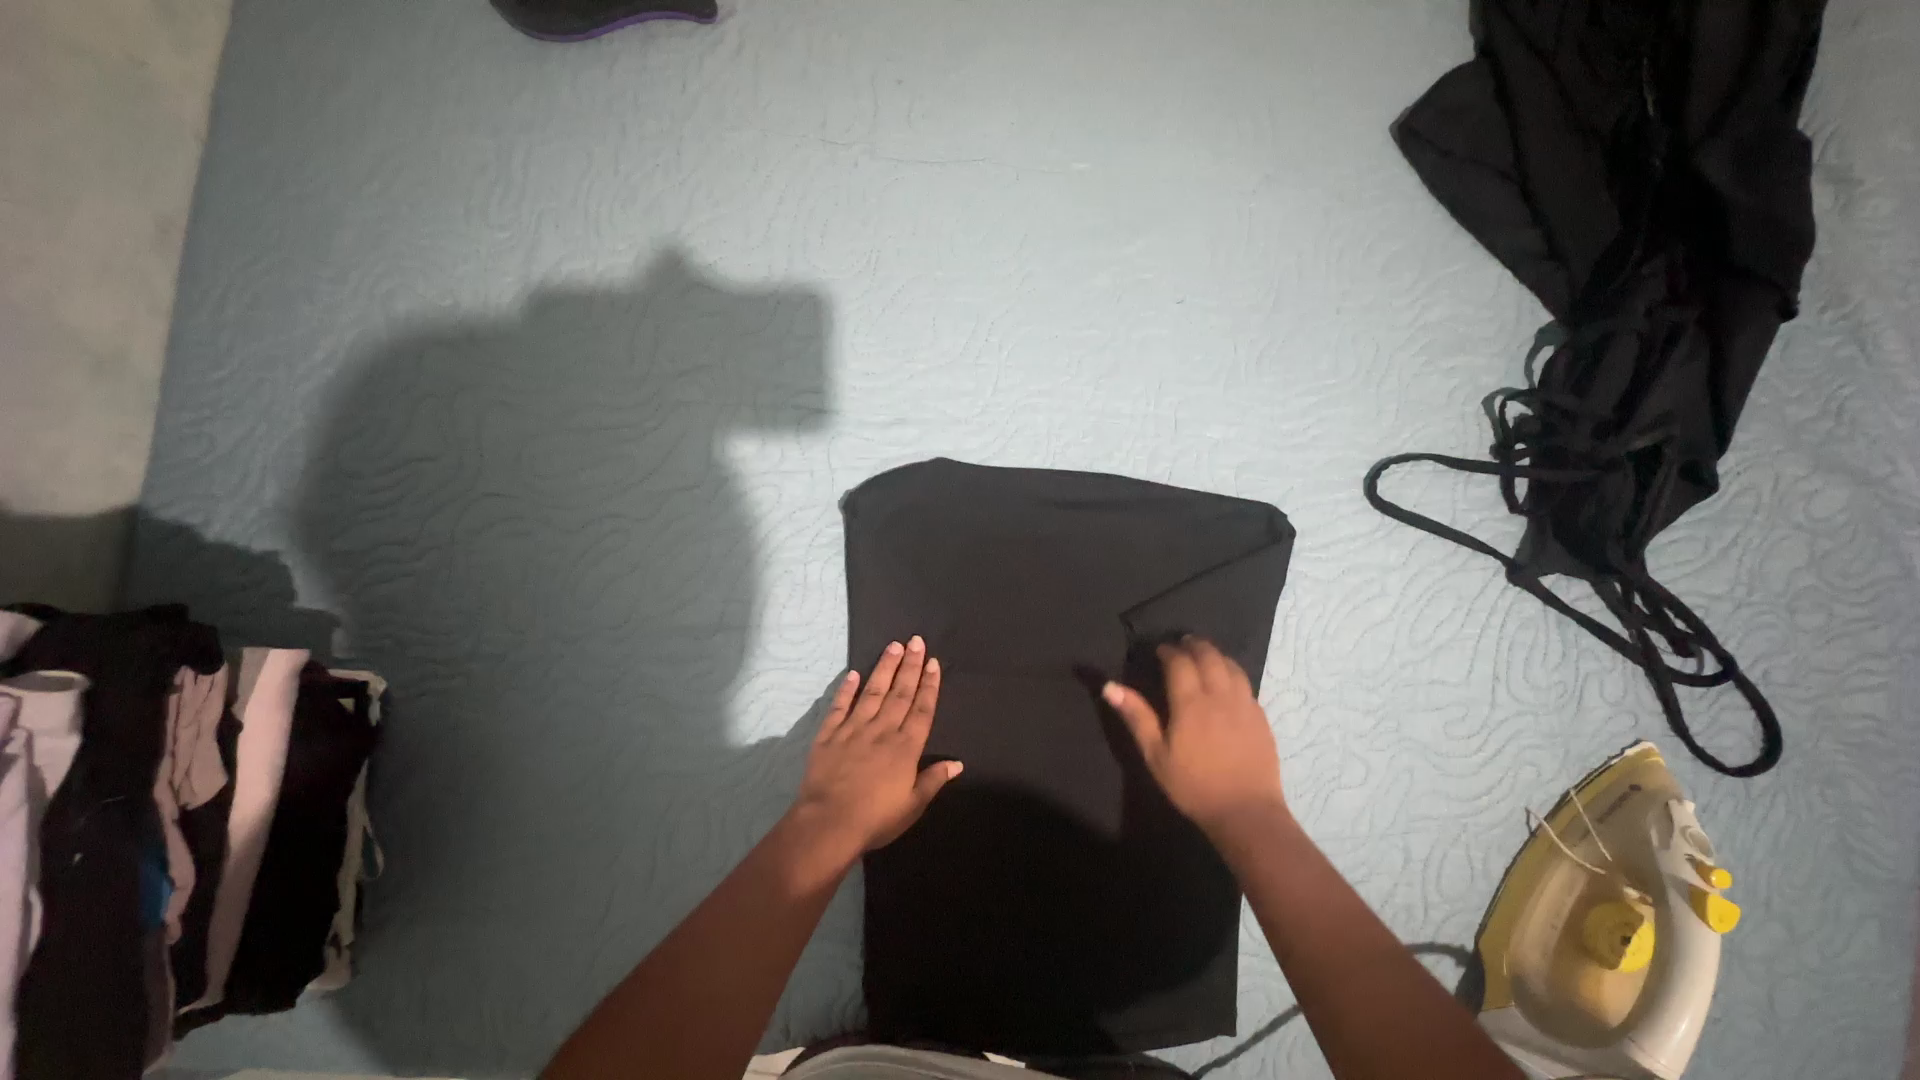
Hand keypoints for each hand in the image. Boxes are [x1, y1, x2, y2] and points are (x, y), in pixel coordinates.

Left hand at [789, 635, 961, 859]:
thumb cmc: (876, 819)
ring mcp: (853, 730)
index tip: (933, 663)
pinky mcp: (828, 736)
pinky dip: (846, 690)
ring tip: (893, 646)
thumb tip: (957, 763)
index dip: (929, 685)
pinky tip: (853, 674)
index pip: (921, 710)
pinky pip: (839, 707)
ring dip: (884, 668)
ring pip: (872, 692)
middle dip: (909, 666)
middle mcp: (882, 731)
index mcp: (906, 748)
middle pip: (900, 693)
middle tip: (916, 641)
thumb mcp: (913, 806)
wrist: (828, 823)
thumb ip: (933, 780)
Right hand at [1104, 636, 1286, 840]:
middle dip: (1194, 645)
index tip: (1159, 650)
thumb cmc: (1193, 786)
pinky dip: (1232, 672)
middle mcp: (1220, 696)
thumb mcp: (1155, 755)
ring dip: (1216, 654)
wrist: (1246, 811)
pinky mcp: (1261, 717)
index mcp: (1191, 703)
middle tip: (1181, 644)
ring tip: (1204, 654)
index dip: (1168, 651)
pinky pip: (1246, 683)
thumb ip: (1136, 716)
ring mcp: (1245, 705)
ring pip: (1232, 666)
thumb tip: (1110, 686)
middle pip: (1209, 656)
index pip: (1180, 662)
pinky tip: (1227, 681)